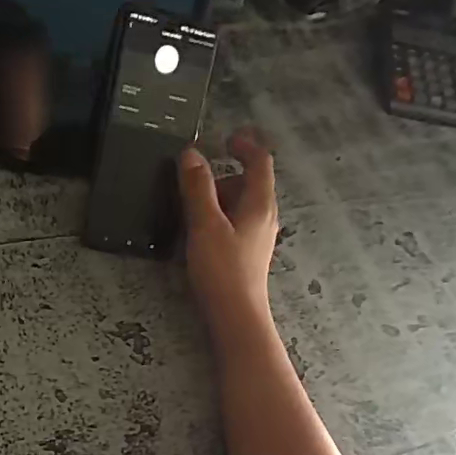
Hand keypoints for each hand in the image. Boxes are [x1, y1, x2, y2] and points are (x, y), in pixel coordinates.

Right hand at [178, 129, 278, 338]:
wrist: (236, 316)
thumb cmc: (223, 271)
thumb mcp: (205, 225)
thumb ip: (198, 188)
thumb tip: (191, 155)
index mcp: (259, 203)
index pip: (259, 161)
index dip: (245, 144)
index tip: (227, 137)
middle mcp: (264, 217)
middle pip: (248, 183)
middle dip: (223, 176)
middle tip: (194, 183)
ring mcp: (258, 237)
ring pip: (240, 205)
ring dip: (219, 199)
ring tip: (192, 211)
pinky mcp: (247, 254)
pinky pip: (235, 224)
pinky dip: (219, 218)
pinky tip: (200, 234)